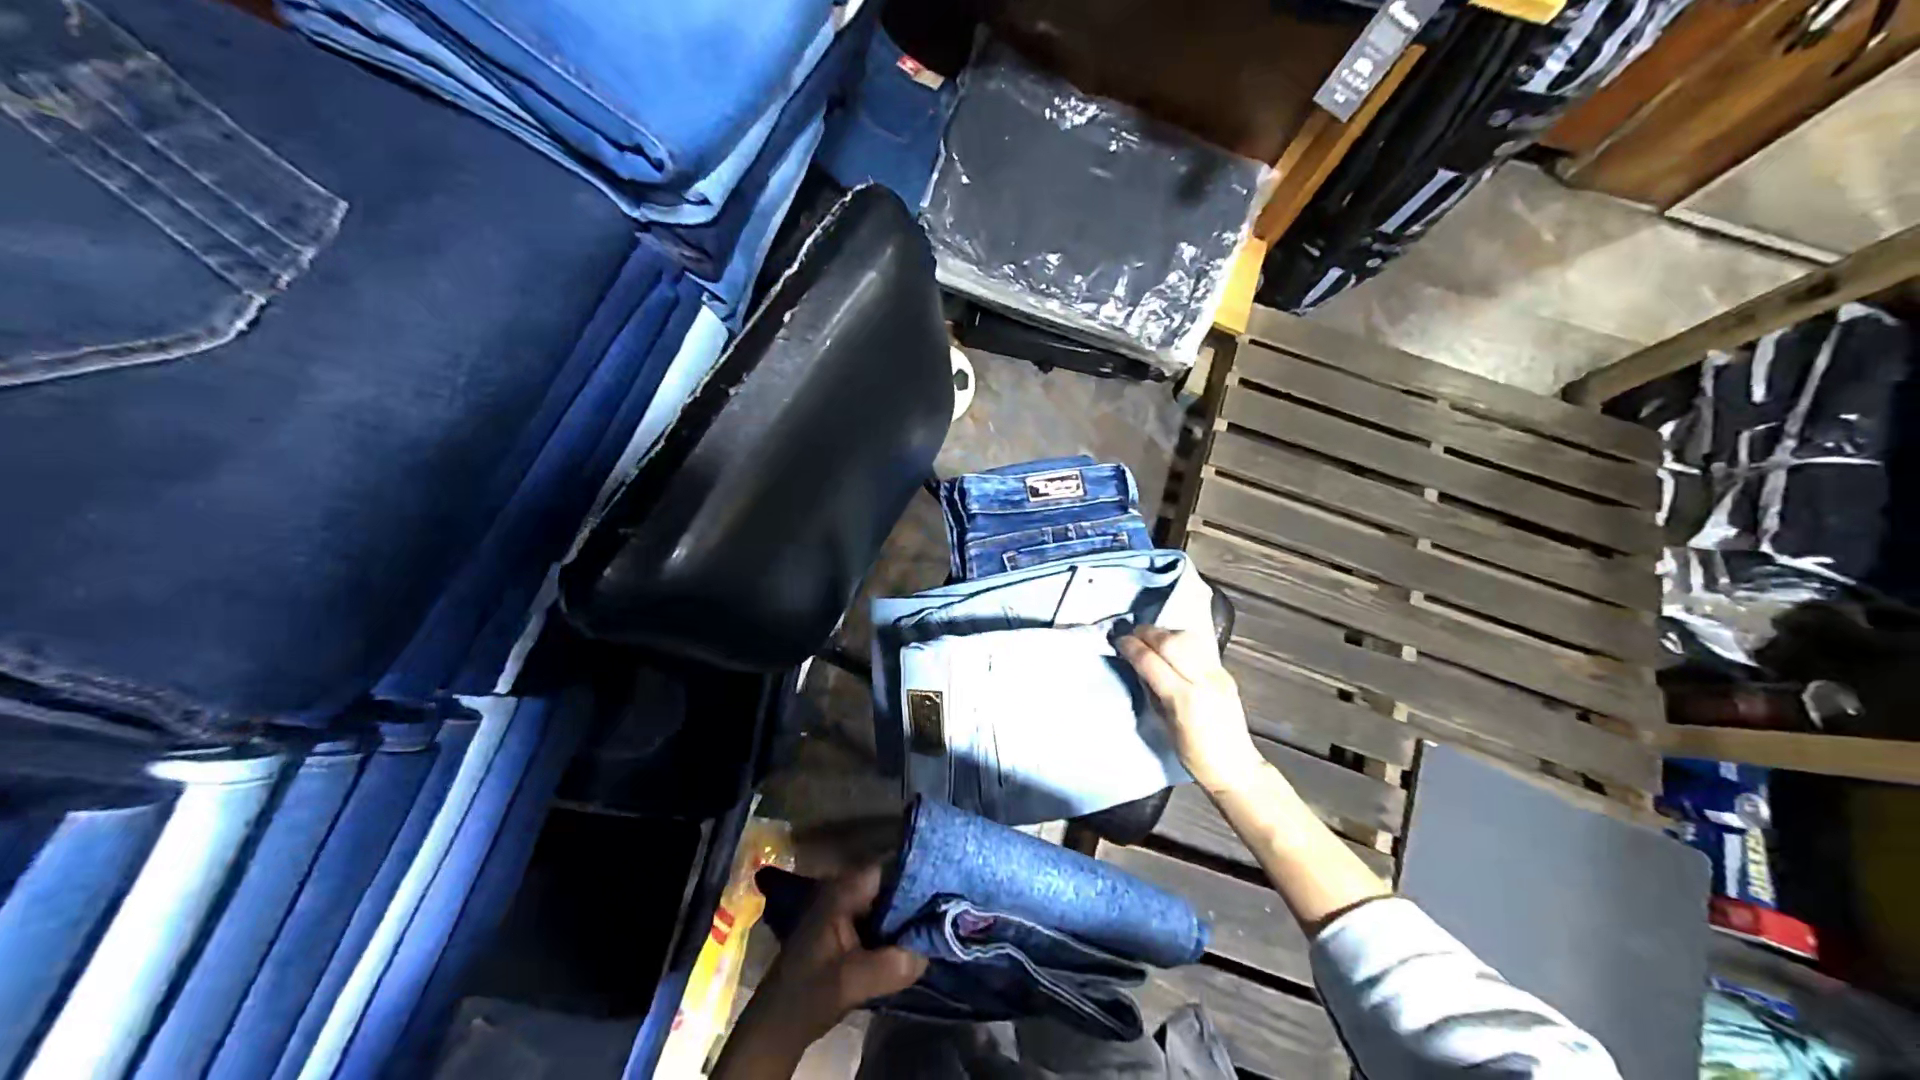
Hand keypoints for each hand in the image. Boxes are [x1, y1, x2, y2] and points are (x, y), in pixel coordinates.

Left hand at [714, 866, 927, 1078]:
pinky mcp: (849, 930)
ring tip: (941, 924)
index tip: (947, 886)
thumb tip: (928, 951)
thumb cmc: (809, 993)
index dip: (918, 874)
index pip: (889, 867)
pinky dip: (898, 929)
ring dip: (910, 915)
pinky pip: (881, 919)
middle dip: (918, 896)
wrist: (778, 1025)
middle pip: (891, 884)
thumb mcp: (853, 981)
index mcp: (843, 891)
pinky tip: (918, 941)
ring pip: (887, 903)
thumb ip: (893, 964)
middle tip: (950, 908)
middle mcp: (845, 891)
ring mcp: (846, 910)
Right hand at [1118, 626, 1264, 793]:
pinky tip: (1172, 647)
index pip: (1151, 661)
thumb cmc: (1194, 755)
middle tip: (1131, 635)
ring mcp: (1217, 674)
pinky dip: (1181, 640)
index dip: (1131, 647)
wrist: (1235, 766)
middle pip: (1170, 641)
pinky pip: (1199, 647)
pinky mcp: (1225, 673)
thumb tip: (1138, 667)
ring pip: (1188, 637)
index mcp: (1184, 698)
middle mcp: (1202, 680)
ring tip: (1151, 638)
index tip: (1118, 642)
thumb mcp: (1164, 725)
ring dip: (1165, 633)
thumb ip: (1152, 692)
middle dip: (1146, 633)